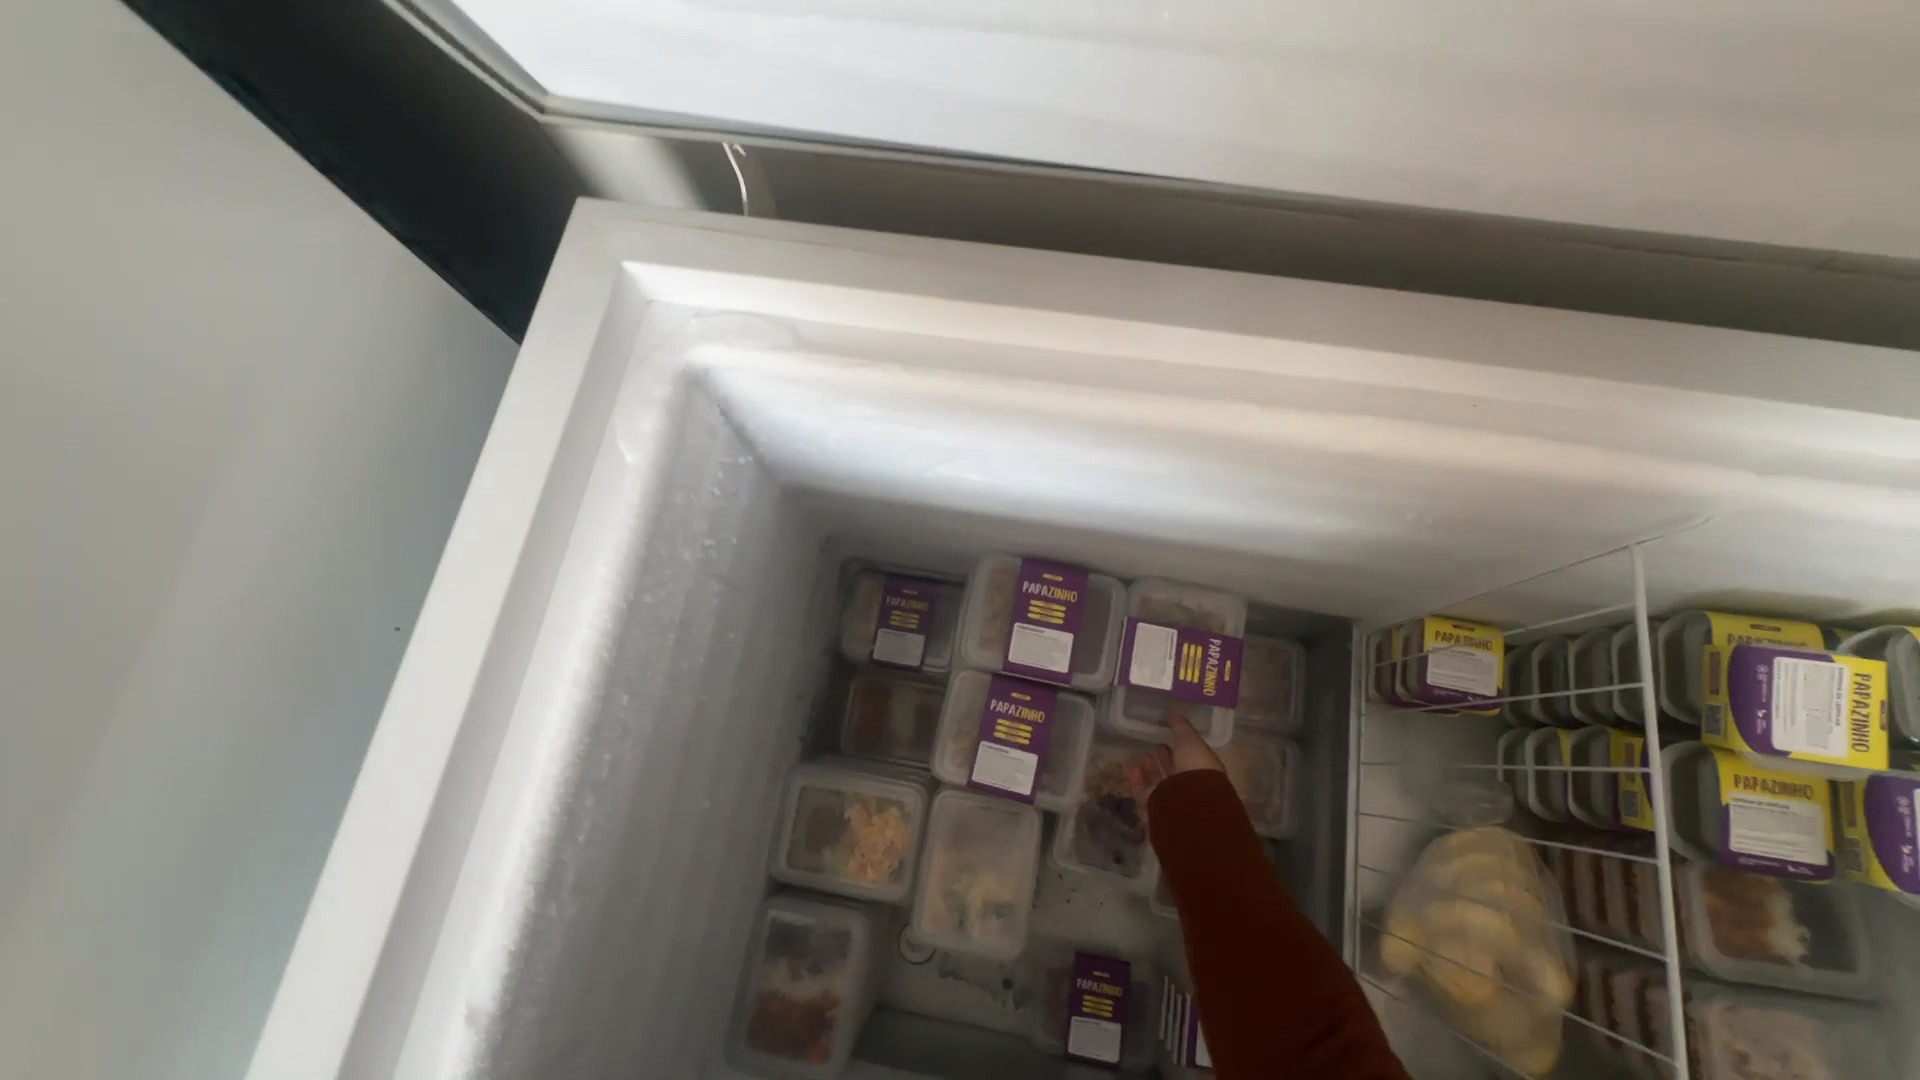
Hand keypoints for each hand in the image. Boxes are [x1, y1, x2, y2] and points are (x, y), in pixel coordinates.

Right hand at [1129, 707, 1225, 799]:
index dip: (1179, 750)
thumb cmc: (1196, 767)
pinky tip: (1134, 770)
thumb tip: (1175, 709)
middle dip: (1164, 760)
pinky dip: (1139, 782)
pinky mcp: (1158, 807)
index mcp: (1204, 772)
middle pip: (1175, 773)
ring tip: (1143, 757)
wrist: (1191, 801)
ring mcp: (1175, 799)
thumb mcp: (1190, 740)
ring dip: (1151, 770)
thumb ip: (1181, 726)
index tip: (1167, 740)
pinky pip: (1145, 793)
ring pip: (1160, 783)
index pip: (1190, 760)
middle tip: (1155, 747)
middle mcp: (1190, 787)